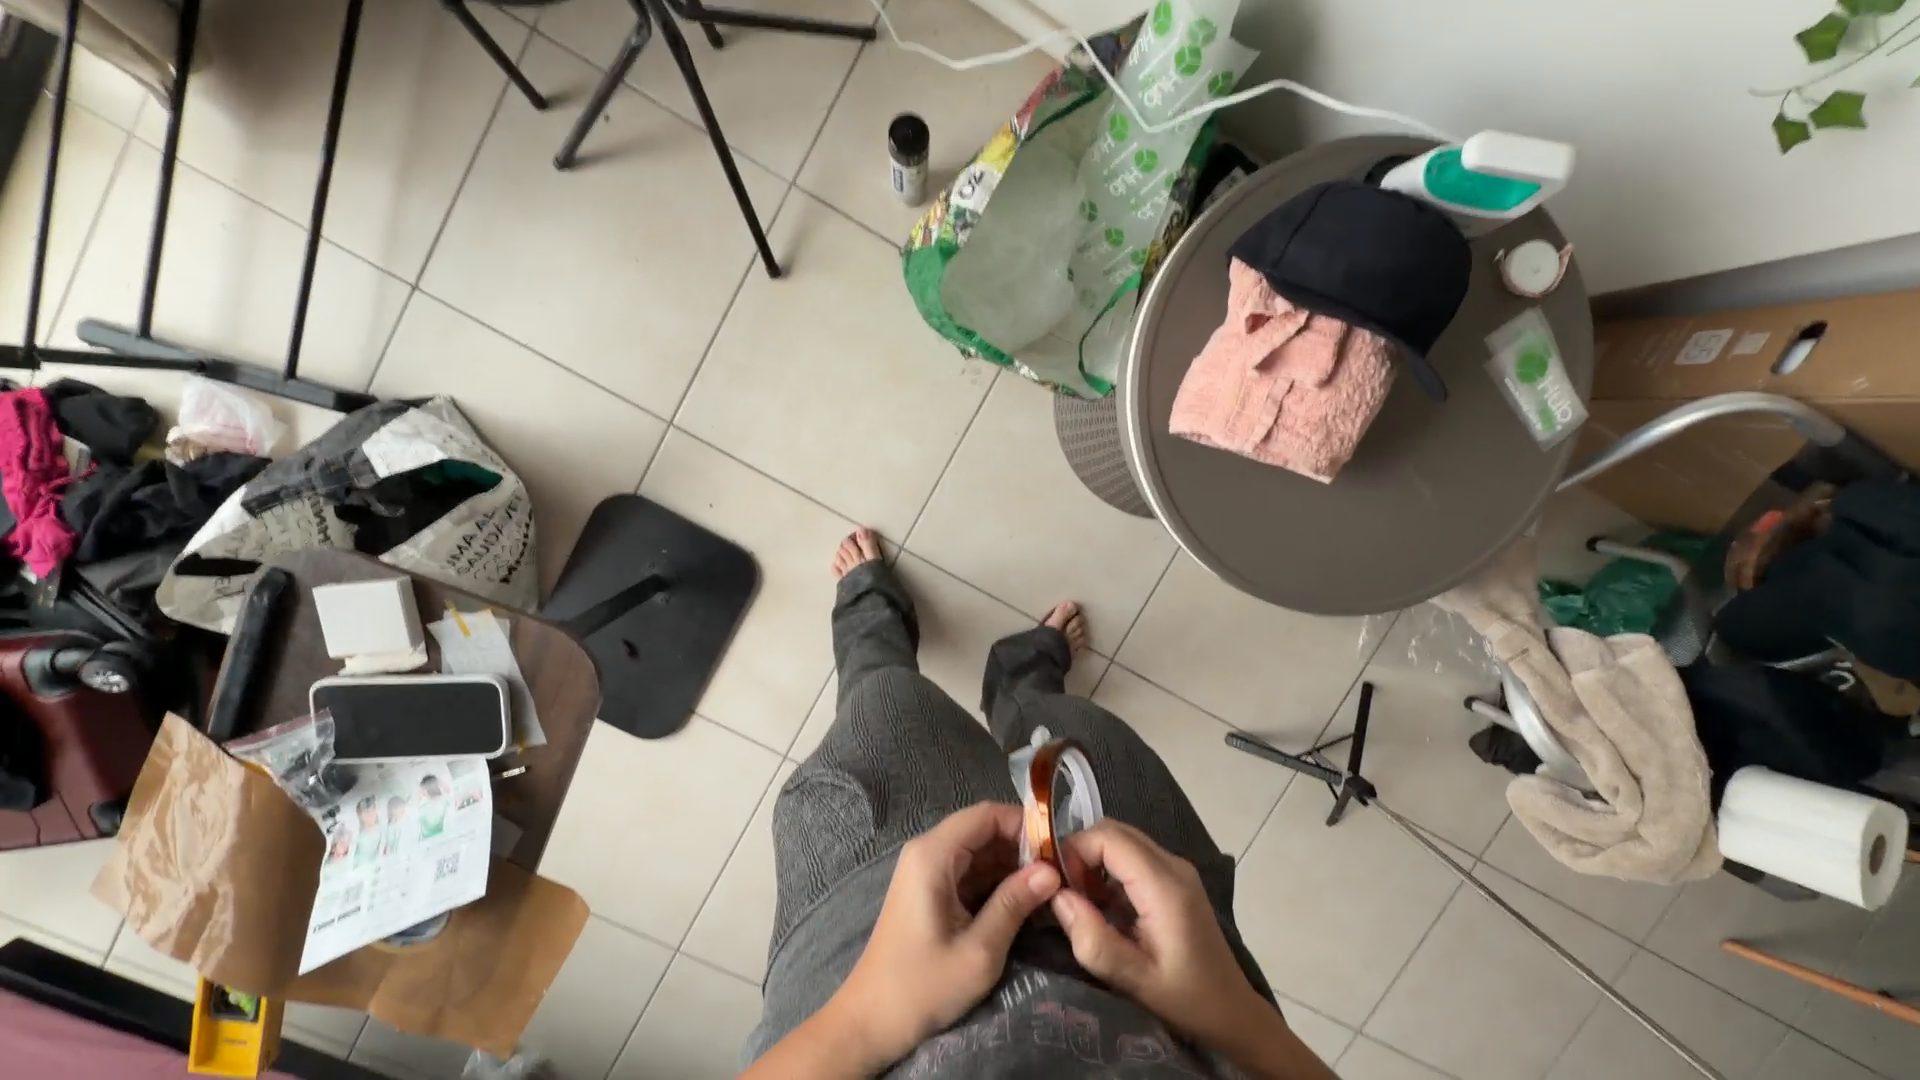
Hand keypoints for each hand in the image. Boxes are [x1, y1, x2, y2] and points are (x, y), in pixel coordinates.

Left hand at [826, 802, 1061, 1068]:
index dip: (1025, 824)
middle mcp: (928, 852)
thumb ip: (1014, 904)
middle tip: (1062, 875)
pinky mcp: (930, 891)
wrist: (870, 1023)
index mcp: (933, 855)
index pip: (987, 814)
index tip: (1060, 850)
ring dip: (1013, 867)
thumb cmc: (922, 988)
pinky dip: (997, 883)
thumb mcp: (979, 951)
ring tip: (1052, 890)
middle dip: (1023, 848)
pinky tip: (1026, 903)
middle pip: (984, 830)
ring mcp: (927, 871)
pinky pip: (970, 872)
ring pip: (980, 852)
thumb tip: (1052, 871)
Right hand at [1049, 820, 1269, 1045]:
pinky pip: (1132, 855)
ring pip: (1121, 840)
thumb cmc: (1186, 999)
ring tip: (1081, 901)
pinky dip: (1109, 869)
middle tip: (1064, 892)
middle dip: (1080, 853)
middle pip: (1113, 831)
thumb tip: (1057, 897)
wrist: (1232, 1012)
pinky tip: (1103, 906)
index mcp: (1165, 886)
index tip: (1056, 884)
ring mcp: (1176, 868)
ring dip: (1093, 861)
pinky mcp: (1175, 877)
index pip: (1108, 837)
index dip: (1075, 851)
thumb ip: (1093, 939)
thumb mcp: (1134, 980)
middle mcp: (1172, 865)